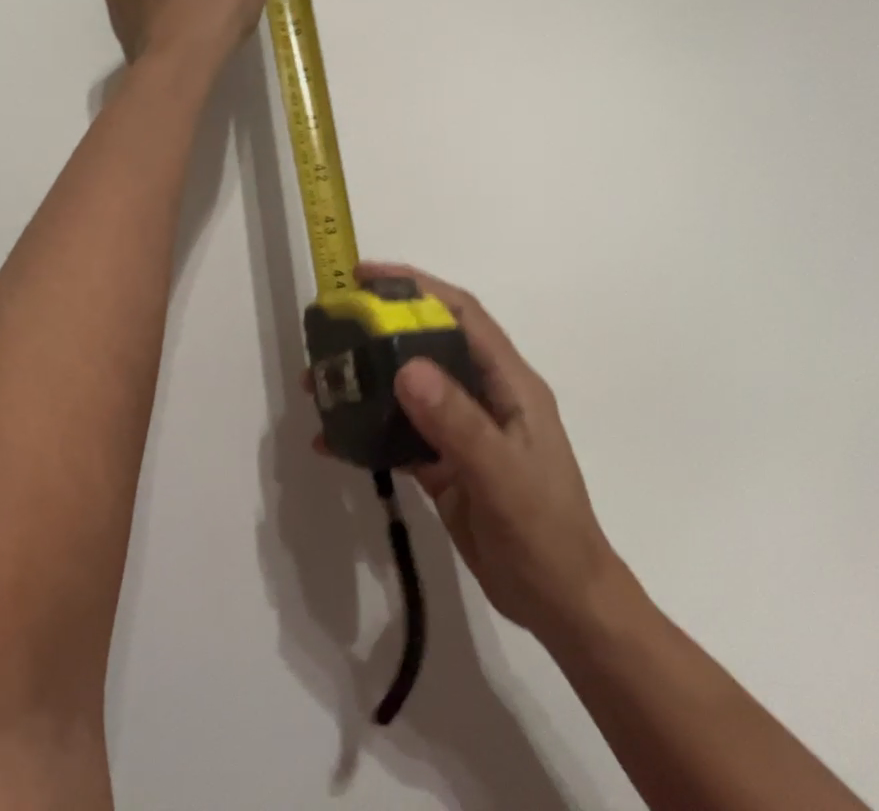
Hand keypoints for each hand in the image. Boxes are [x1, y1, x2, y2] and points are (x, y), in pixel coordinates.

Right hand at [329, 262, 625, 637]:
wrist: (559, 601)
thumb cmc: (543, 531)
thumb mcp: (501, 474)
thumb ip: (455, 421)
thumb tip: (404, 366)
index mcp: (510, 386)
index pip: (462, 316)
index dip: (417, 288)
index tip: (364, 277)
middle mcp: (485, 400)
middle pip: (427, 348)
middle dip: (378, 334)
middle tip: (327, 334)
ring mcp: (463, 434)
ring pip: (407, 392)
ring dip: (365, 385)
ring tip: (319, 385)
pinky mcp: (444, 466)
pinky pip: (399, 437)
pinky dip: (366, 433)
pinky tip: (331, 442)